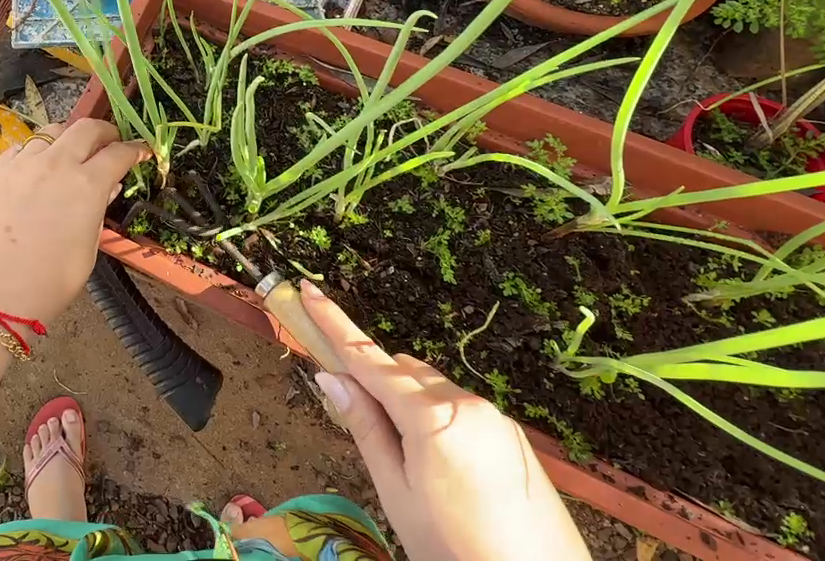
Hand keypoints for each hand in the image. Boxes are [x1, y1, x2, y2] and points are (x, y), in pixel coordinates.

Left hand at [0, 120, 149, 330]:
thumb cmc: (45, 286)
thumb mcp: (86, 254)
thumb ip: (98, 214)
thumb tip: (107, 188)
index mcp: (85, 186)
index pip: (118, 153)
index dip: (135, 151)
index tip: (141, 152)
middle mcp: (55, 165)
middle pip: (86, 128)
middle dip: (105, 132)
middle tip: (111, 144)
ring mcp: (21, 164)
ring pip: (51, 131)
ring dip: (69, 138)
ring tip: (72, 155)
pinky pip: (22, 148)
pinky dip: (37, 152)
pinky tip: (37, 169)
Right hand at [300, 282, 590, 560]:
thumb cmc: (454, 550)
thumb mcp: (397, 494)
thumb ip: (365, 428)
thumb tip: (331, 377)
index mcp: (431, 416)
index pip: (370, 359)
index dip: (334, 323)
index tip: (310, 289)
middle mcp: (466, 402)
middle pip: (403, 370)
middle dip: (376, 381)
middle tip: (360, 420)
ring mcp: (496, 417)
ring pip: (433, 388)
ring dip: (409, 401)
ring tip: (410, 462)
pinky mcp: (514, 436)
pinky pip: (462, 408)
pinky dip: (439, 418)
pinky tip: (445, 468)